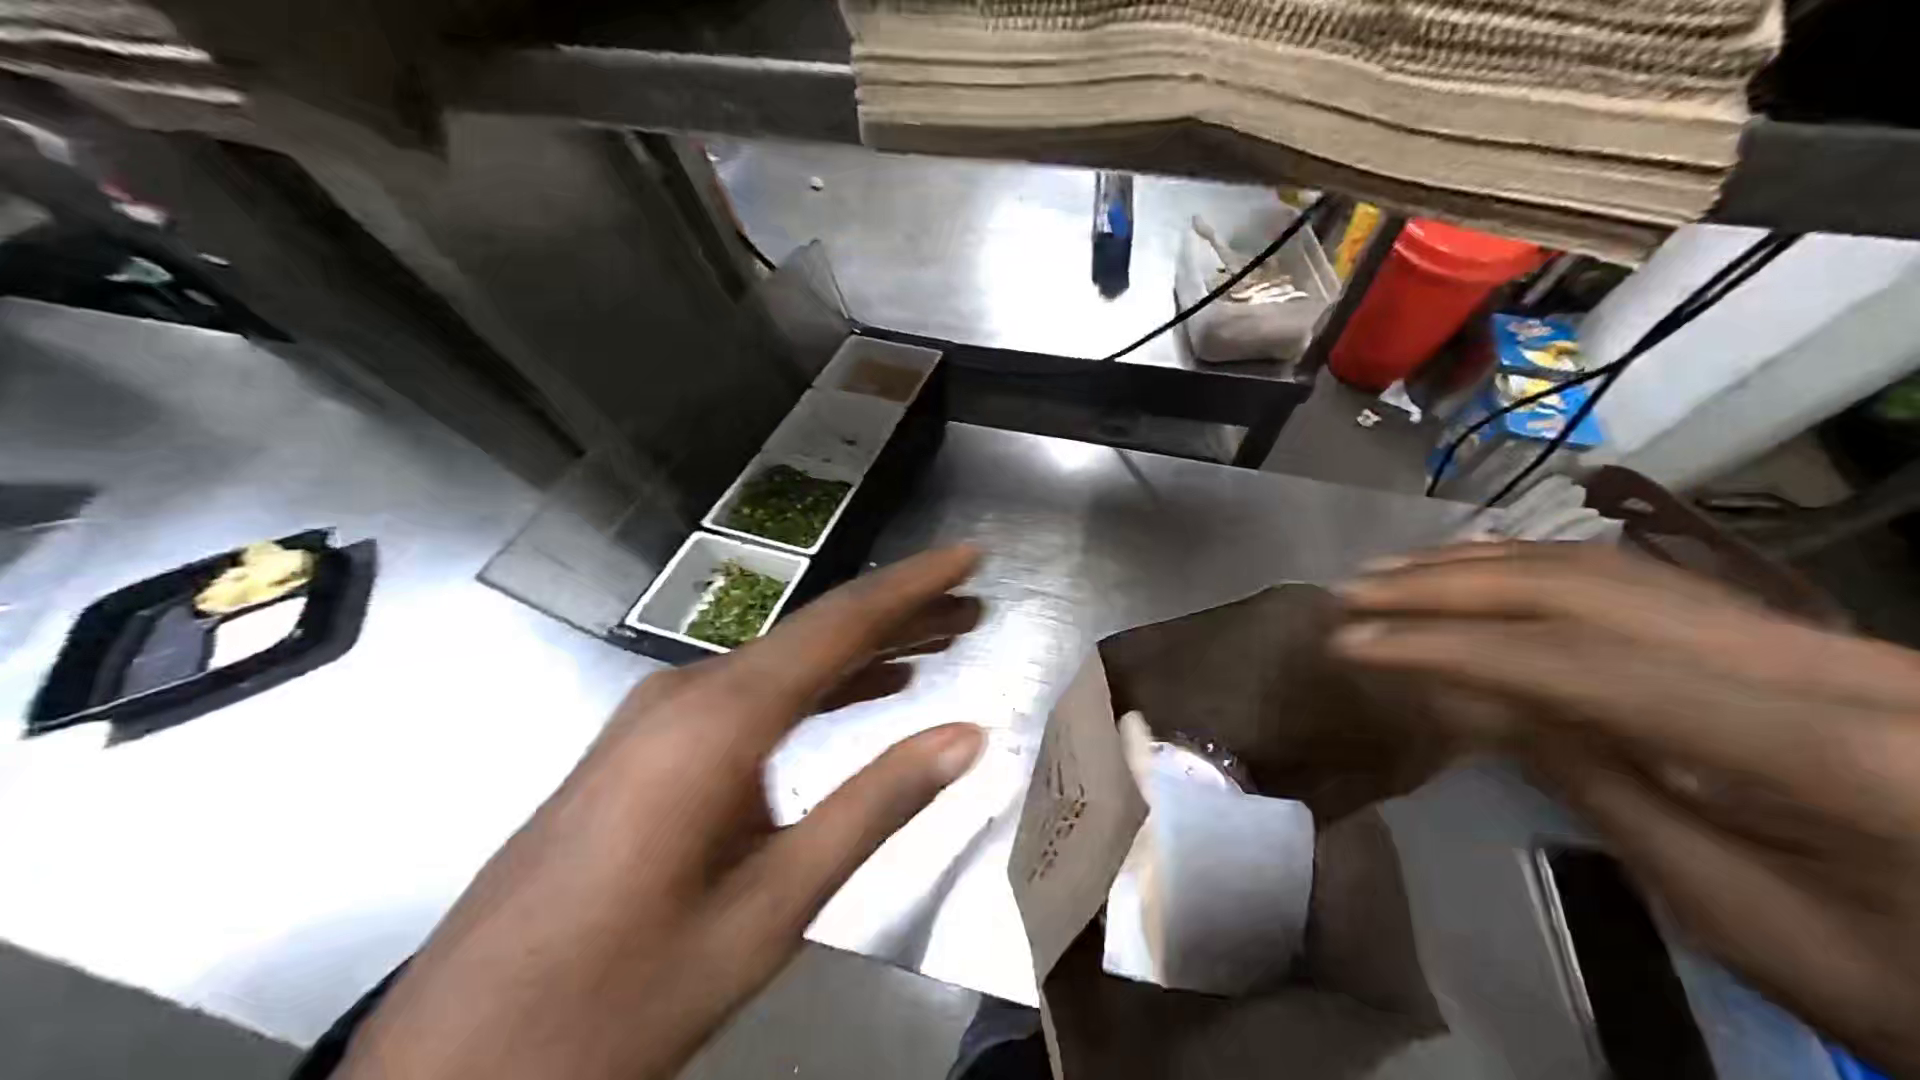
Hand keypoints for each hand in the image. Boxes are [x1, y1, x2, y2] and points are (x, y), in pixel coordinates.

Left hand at [337, 546, 987, 1079]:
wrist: (458, 1063)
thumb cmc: (625, 994)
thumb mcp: (772, 907)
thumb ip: (874, 806)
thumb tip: (966, 735)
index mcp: (718, 720)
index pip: (840, 624)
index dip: (914, 584)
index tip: (970, 555)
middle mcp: (686, 694)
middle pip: (813, 633)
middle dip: (900, 615)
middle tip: (972, 607)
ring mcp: (658, 718)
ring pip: (783, 661)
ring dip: (861, 650)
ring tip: (937, 642)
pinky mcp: (645, 747)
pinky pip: (750, 694)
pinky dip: (815, 686)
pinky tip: (859, 693)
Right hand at [1332, 542, 1919, 1074]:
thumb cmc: (1908, 986)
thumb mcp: (1739, 915)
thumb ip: (1601, 786)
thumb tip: (1469, 698)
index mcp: (1824, 749)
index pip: (1579, 664)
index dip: (1447, 647)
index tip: (1352, 643)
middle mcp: (1824, 662)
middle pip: (1592, 593)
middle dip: (1452, 588)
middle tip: (1356, 590)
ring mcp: (1820, 638)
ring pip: (1618, 572)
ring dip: (1487, 568)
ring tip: (1394, 572)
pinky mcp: (1805, 639)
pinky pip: (1651, 584)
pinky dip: (1547, 569)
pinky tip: (1485, 563)